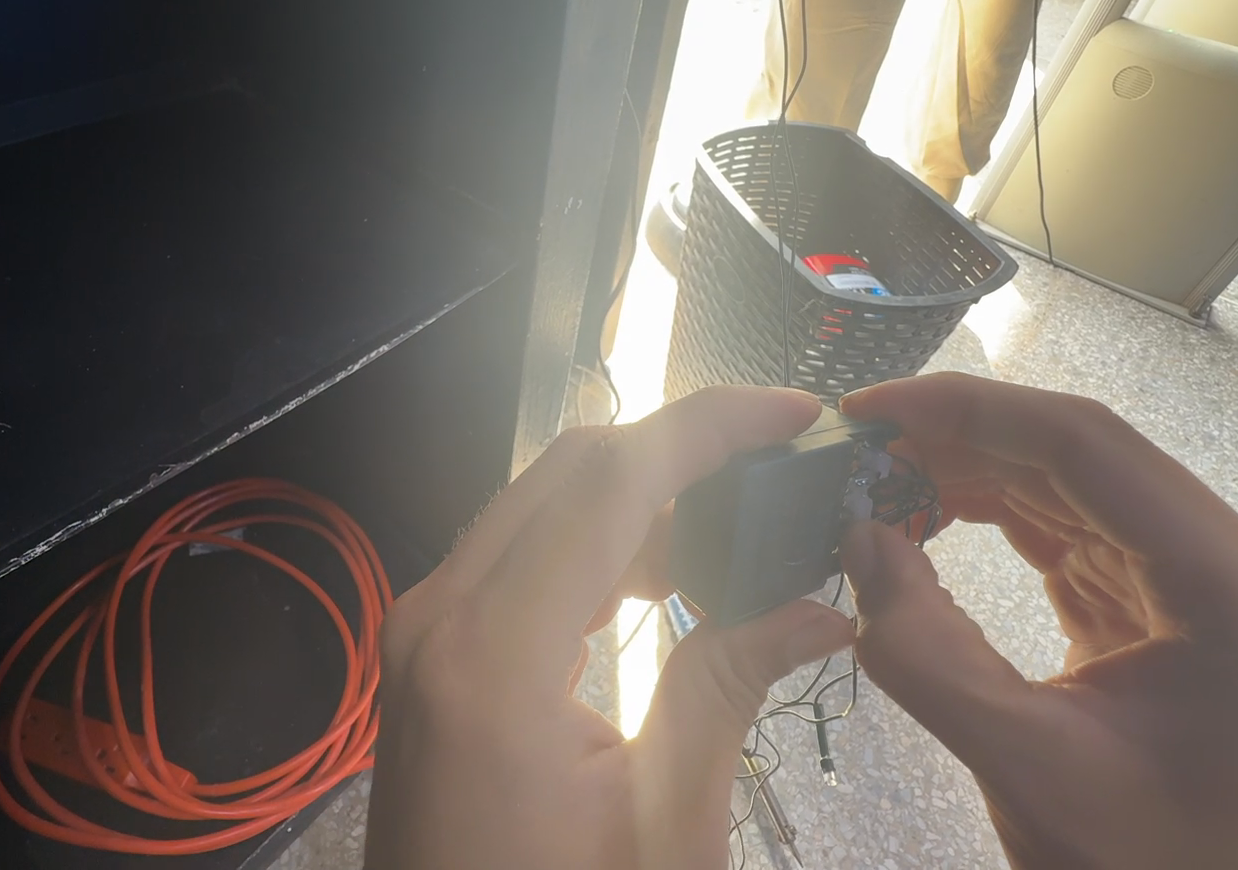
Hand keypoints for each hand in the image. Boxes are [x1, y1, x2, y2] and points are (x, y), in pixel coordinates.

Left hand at [363, 386, 858, 869]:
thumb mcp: (660, 826)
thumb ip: (726, 689)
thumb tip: (812, 609)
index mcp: (492, 656)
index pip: (609, 482)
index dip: (706, 427)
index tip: (783, 410)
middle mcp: (440, 613)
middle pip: (568, 468)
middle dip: (675, 447)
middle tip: (763, 461)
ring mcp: (425, 621)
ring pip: (540, 499)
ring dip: (634, 494)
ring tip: (720, 529)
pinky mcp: (432, 638)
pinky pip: (518, 548)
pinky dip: (590, 538)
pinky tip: (649, 572)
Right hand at [839, 373, 1237, 869]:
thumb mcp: (1031, 777)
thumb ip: (925, 653)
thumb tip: (859, 537)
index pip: (1087, 447)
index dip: (965, 409)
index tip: (870, 408)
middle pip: (1079, 459)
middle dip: (954, 441)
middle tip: (859, 450)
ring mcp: (1224, 587)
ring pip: (1073, 487)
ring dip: (969, 474)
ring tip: (881, 481)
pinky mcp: (1185, 607)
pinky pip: (1078, 530)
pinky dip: (996, 514)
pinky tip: (934, 515)